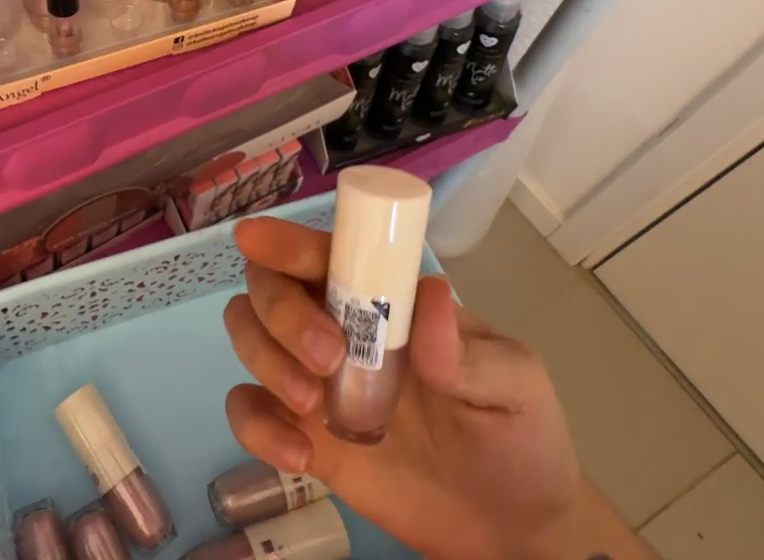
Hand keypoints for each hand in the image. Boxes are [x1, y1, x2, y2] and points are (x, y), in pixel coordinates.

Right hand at [223, 217, 647, 559]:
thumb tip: (430, 297)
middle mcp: (335, 326)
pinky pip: (246, 412)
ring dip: (265, 359)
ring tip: (313, 406)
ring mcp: (312, 380)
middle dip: (281, 311)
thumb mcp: (517, 385)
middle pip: (269, 285)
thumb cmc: (517, 434)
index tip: (255, 239)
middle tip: (328, 358)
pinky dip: (255, 427)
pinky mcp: (302, 434)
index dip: (286, 238)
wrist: (509, 524)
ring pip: (248, 335)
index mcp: (383, 298)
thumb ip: (471, 351)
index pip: (325, 252)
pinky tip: (298, 456)